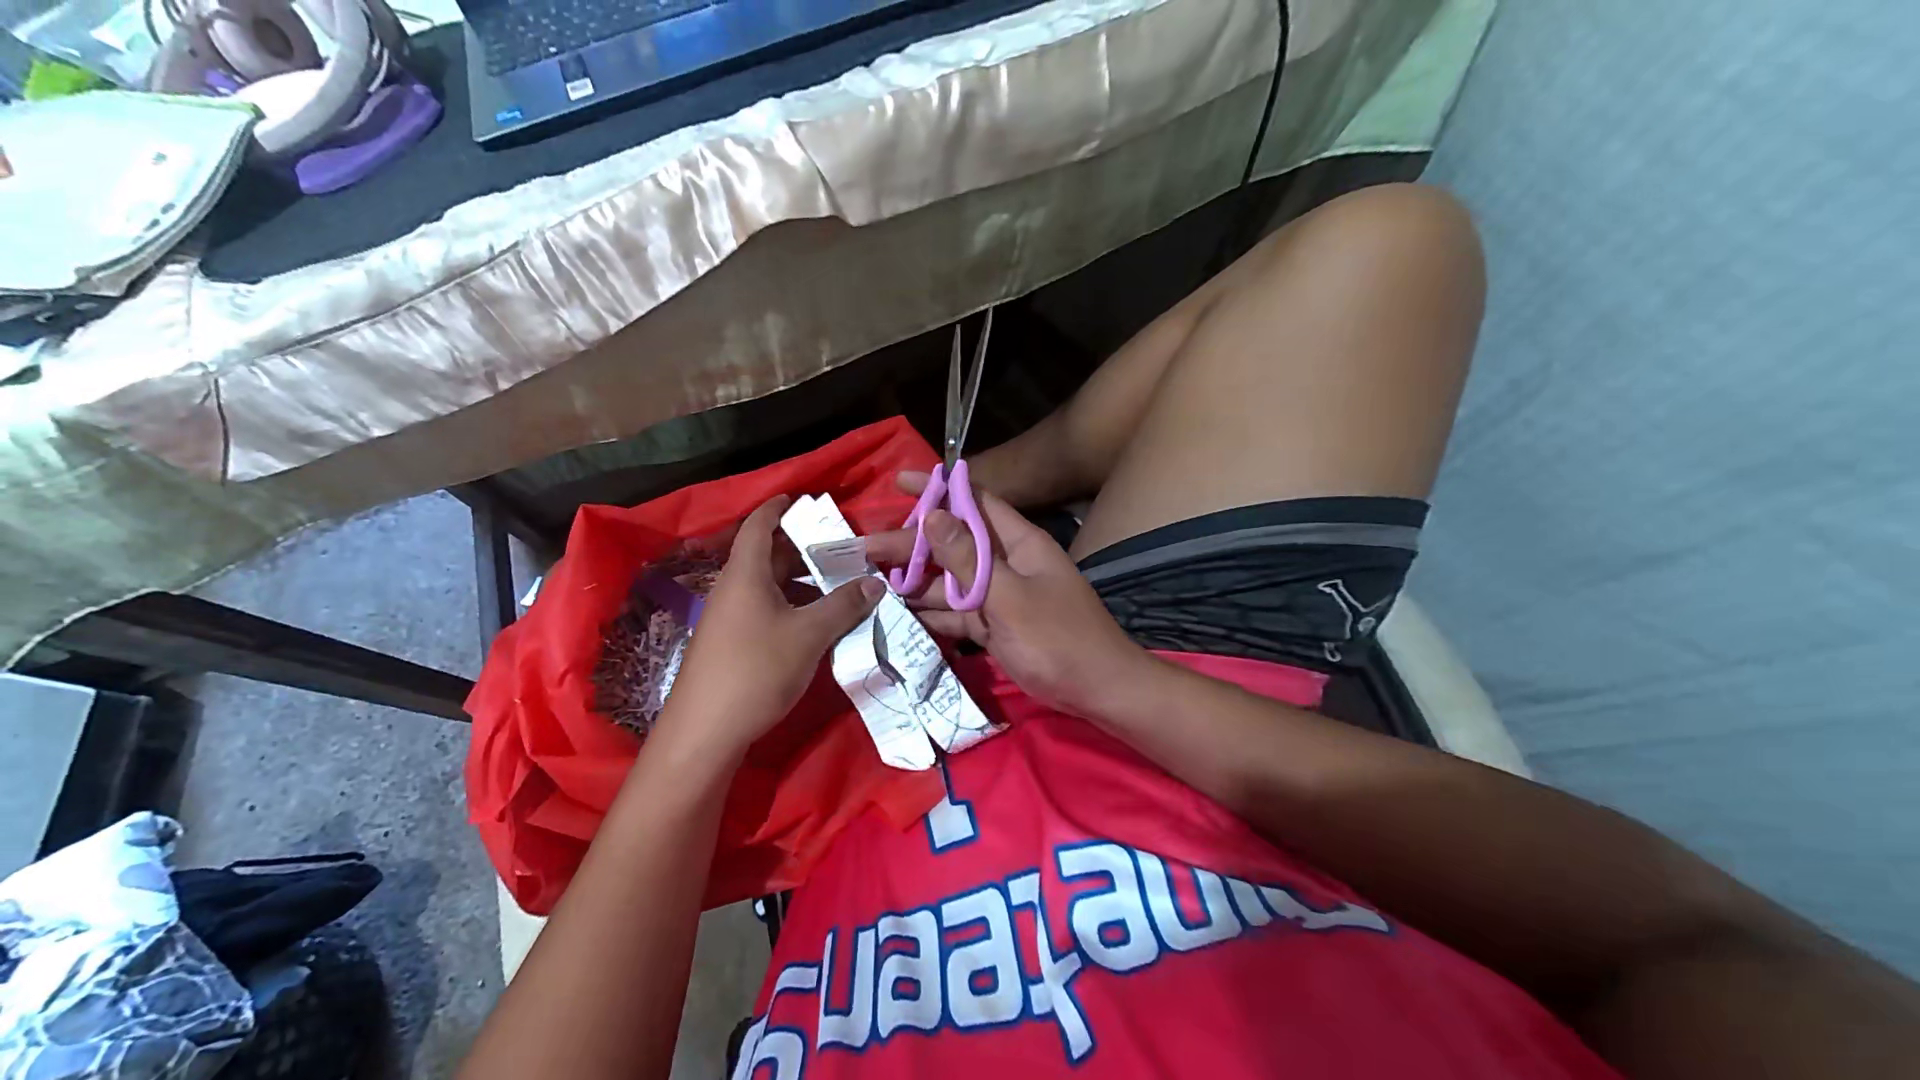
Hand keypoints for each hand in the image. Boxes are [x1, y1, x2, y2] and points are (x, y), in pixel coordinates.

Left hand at [653, 496, 883, 765]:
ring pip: (768, 586)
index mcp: (745, 574)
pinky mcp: (732, 643)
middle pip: (766, 555)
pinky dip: (792, 605)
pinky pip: (766, 609)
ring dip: (801, 581)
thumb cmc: (756, 669)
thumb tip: (875, 582)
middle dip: (802, 548)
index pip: (758, 525)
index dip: (777, 508)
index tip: (800, 498)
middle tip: (840, 548)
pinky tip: (817, 621)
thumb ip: (843, 605)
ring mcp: (730, 618)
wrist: (706, 731)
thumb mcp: (808, 635)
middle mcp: (733, 588)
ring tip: (838, 583)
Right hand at [867, 472, 1148, 716]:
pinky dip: (933, 614)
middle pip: (954, 544)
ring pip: (952, 581)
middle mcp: (1008, 562)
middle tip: (867, 548)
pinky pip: (958, 613)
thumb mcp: (1010, 597)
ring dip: (917, 581)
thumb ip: (969, 559)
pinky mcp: (996, 625)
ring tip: (873, 583)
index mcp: (1019, 543)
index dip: (938, 489)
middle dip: (913, 544)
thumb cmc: (1058, 639)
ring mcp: (1001, 595)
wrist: (1098, 691)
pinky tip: (900, 616)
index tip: (900, 482)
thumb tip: (934, 515)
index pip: (974, 502)